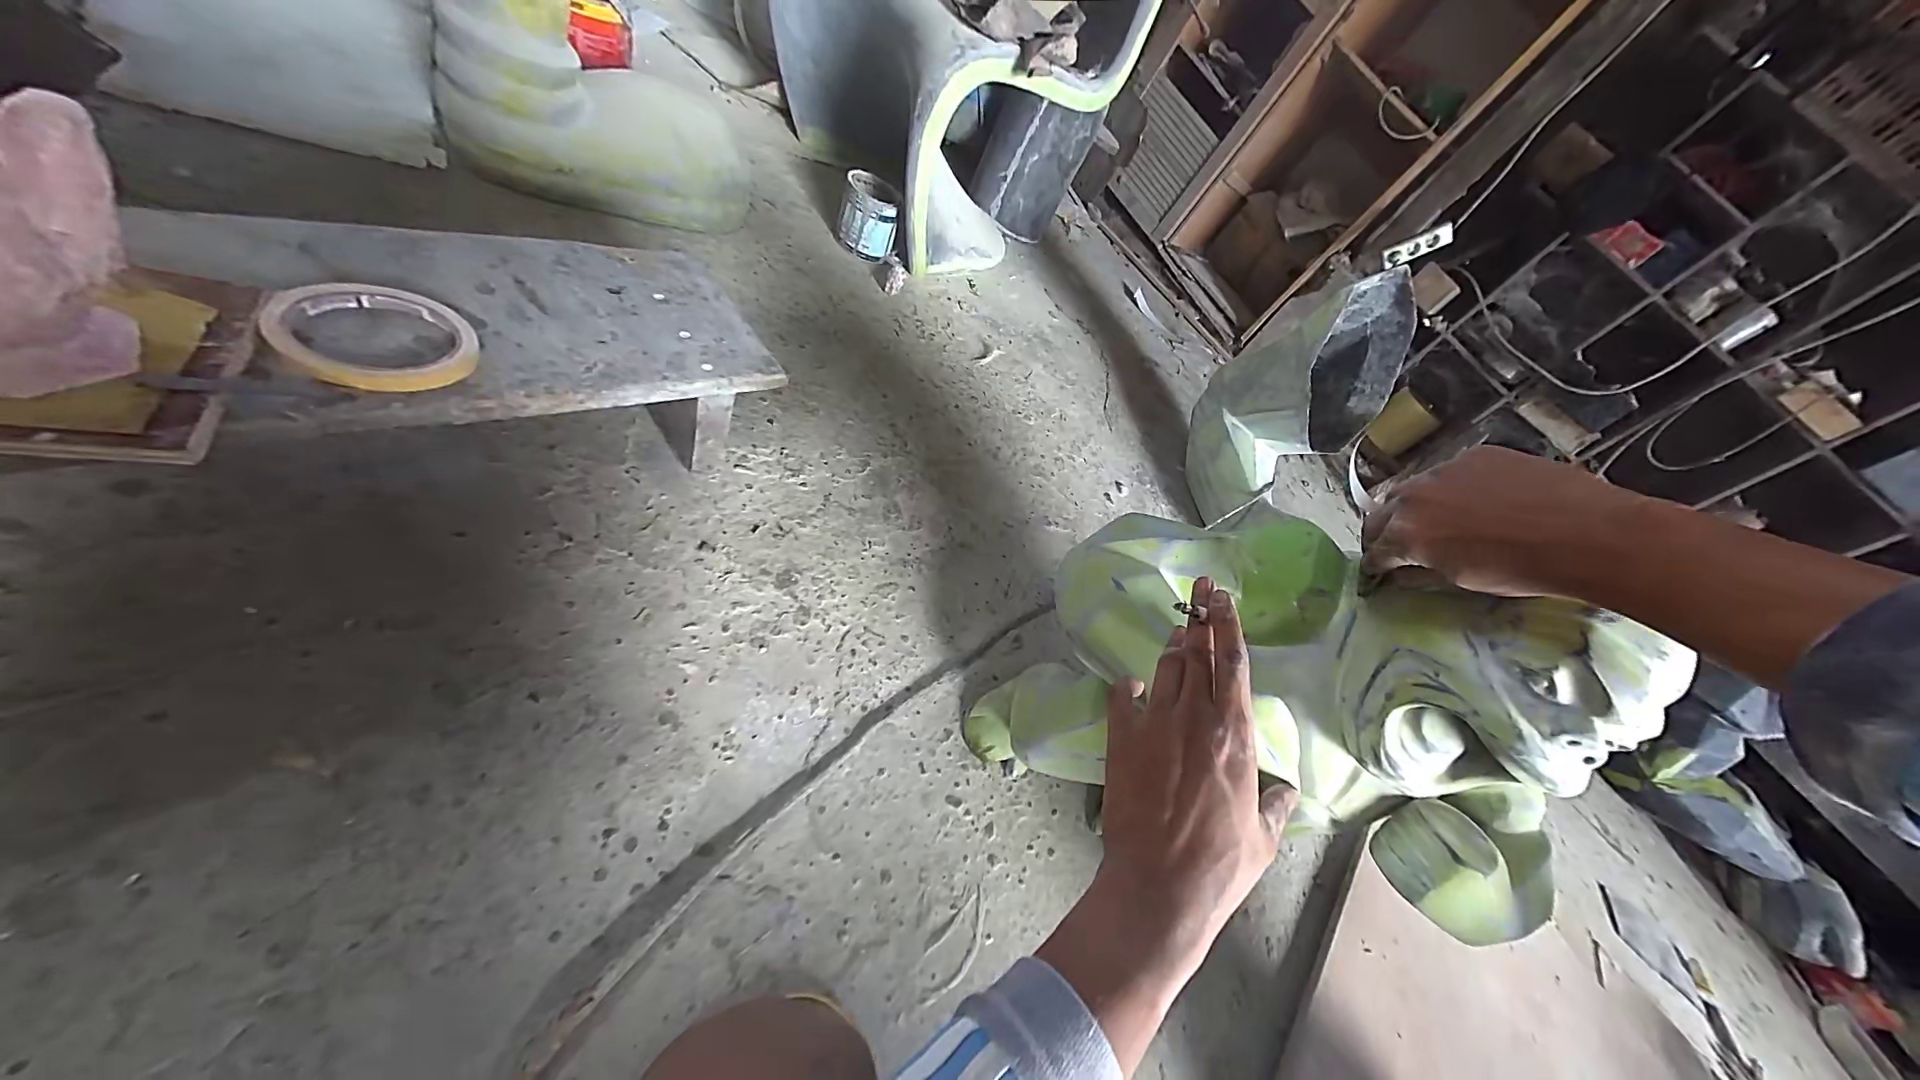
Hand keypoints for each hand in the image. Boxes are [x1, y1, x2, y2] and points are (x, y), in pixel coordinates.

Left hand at [1035, 578, 1295, 1074]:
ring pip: (1166, 669)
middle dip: (1200, 617)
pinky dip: (1130, 686)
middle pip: (1198, 653)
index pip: (1234, 663)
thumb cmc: (1221, 862)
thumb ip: (1275, 803)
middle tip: (1200, 591)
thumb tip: (1286, 789)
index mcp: (1235, 735)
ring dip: (1173, 647)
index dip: (1228, 624)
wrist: (1159, 882)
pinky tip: (1134, 683)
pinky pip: (1124, 697)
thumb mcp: (1264, 835)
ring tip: (1179, 630)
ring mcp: (1154, 725)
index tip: (1223, 597)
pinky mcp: (1121, 739)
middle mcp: (1195, 718)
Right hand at [1361, 446, 1648, 595]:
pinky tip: (1478, 500)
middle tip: (1401, 545)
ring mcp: (1445, 470)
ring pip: (1415, 488)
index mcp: (1404, 533)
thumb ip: (1421, 573)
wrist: (1590, 534)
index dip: (1377, 564)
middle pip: (1384, 513)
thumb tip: (1400, 574)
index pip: (1375, 550)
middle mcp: (1413, 496)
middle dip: (1387, 530)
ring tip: (1438, 519)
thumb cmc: (1520, 569)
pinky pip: (1451, 472)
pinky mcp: (1477, 455)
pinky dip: (1453, 487)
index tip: (1380, 572)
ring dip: (1417, 505)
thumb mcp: (1460, 581)